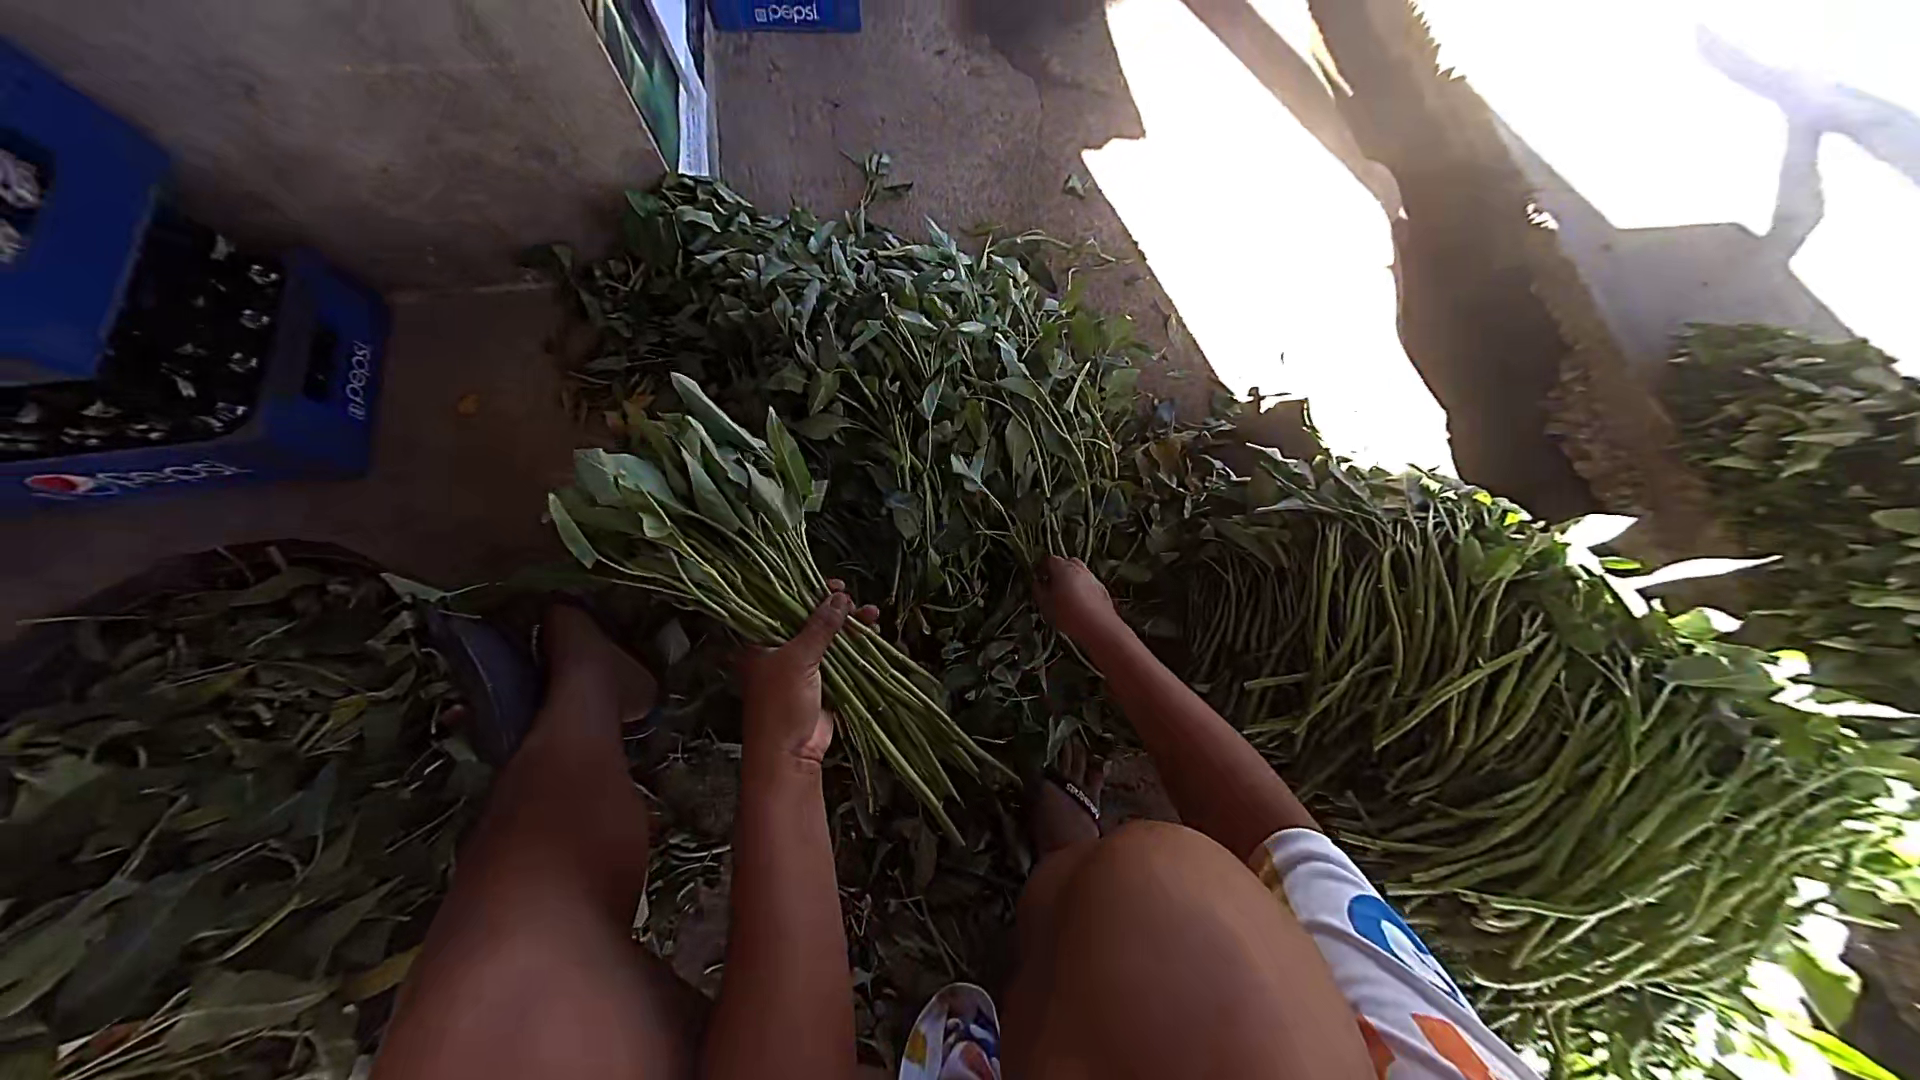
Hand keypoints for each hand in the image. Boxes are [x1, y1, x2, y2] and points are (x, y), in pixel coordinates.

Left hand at [739, 579, 878, 767]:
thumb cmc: (781, 704)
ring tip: (871, 614)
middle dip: (834, 607)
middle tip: (852, 599)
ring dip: (849, 625)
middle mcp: (780, 648)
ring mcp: (802, 664)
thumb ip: (820, 627)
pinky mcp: (821, 679)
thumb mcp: (798, 659)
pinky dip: (855, 644)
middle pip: (810, 618)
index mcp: (761, 640)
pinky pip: (840, 655)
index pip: (784, 604)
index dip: (807, 591)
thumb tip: (839, 597)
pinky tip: (870, 632)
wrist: (790, 754)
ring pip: (828, 636)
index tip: (830, 585)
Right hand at [1033, 556, 1122, 644]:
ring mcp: (1092, 578)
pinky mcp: (1102, 589)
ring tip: (1065, 594)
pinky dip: (1082, 588)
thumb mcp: (1044, 603)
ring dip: (1071, 579)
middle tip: (1052, 584)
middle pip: (1067, 562)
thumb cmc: (1066, 613)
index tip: (1039, 577)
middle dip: (1058, 570)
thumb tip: (1037, 584)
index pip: (1049, 560)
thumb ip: (1038, 590)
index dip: (1042, 568)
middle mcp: (1079, 568)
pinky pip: (1088, 584)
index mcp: (1062, 568)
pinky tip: (1079, 603)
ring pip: (1079, 573)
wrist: (1097, 625)